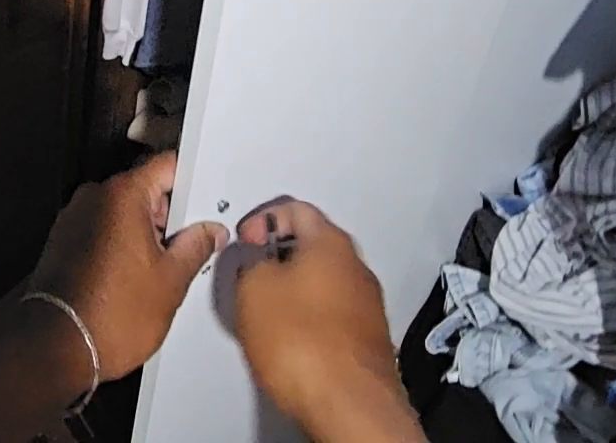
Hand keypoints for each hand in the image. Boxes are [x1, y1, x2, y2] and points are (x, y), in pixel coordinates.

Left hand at [28, 152, 228, 380]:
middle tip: (185, 251)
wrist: (57, 348)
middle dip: (168, 217)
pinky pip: (102, 228)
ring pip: (123, 212)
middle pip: (145, 189)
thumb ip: (195, 246)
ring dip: (143, 233)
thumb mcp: (170, 281)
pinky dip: (119, 245)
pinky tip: (130, 279)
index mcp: (123, 194)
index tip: (204, 205)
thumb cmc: (110, 315)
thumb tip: (208, 232)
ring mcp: (76, 216)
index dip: (191, 183)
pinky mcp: (64, 238)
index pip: (167, 166)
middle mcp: (95, 196)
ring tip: (155, 273)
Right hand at [233, 199, 424, 441]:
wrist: (348, 406)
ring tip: (268, 310)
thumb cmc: (310, 348)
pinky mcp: (367, 339)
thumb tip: (252, 264)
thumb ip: (249, 262)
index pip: (293, 208)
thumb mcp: (253, 288)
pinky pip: (333, 313)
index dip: (261, 220)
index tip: (248, 238)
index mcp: (330, 242)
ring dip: (294, 288)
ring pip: (322, 280)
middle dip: (278, 255)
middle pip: (311, 243)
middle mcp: (355, 267)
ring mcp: (365, 303)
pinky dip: (310, 318)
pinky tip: (291, 339)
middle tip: (254, 270)